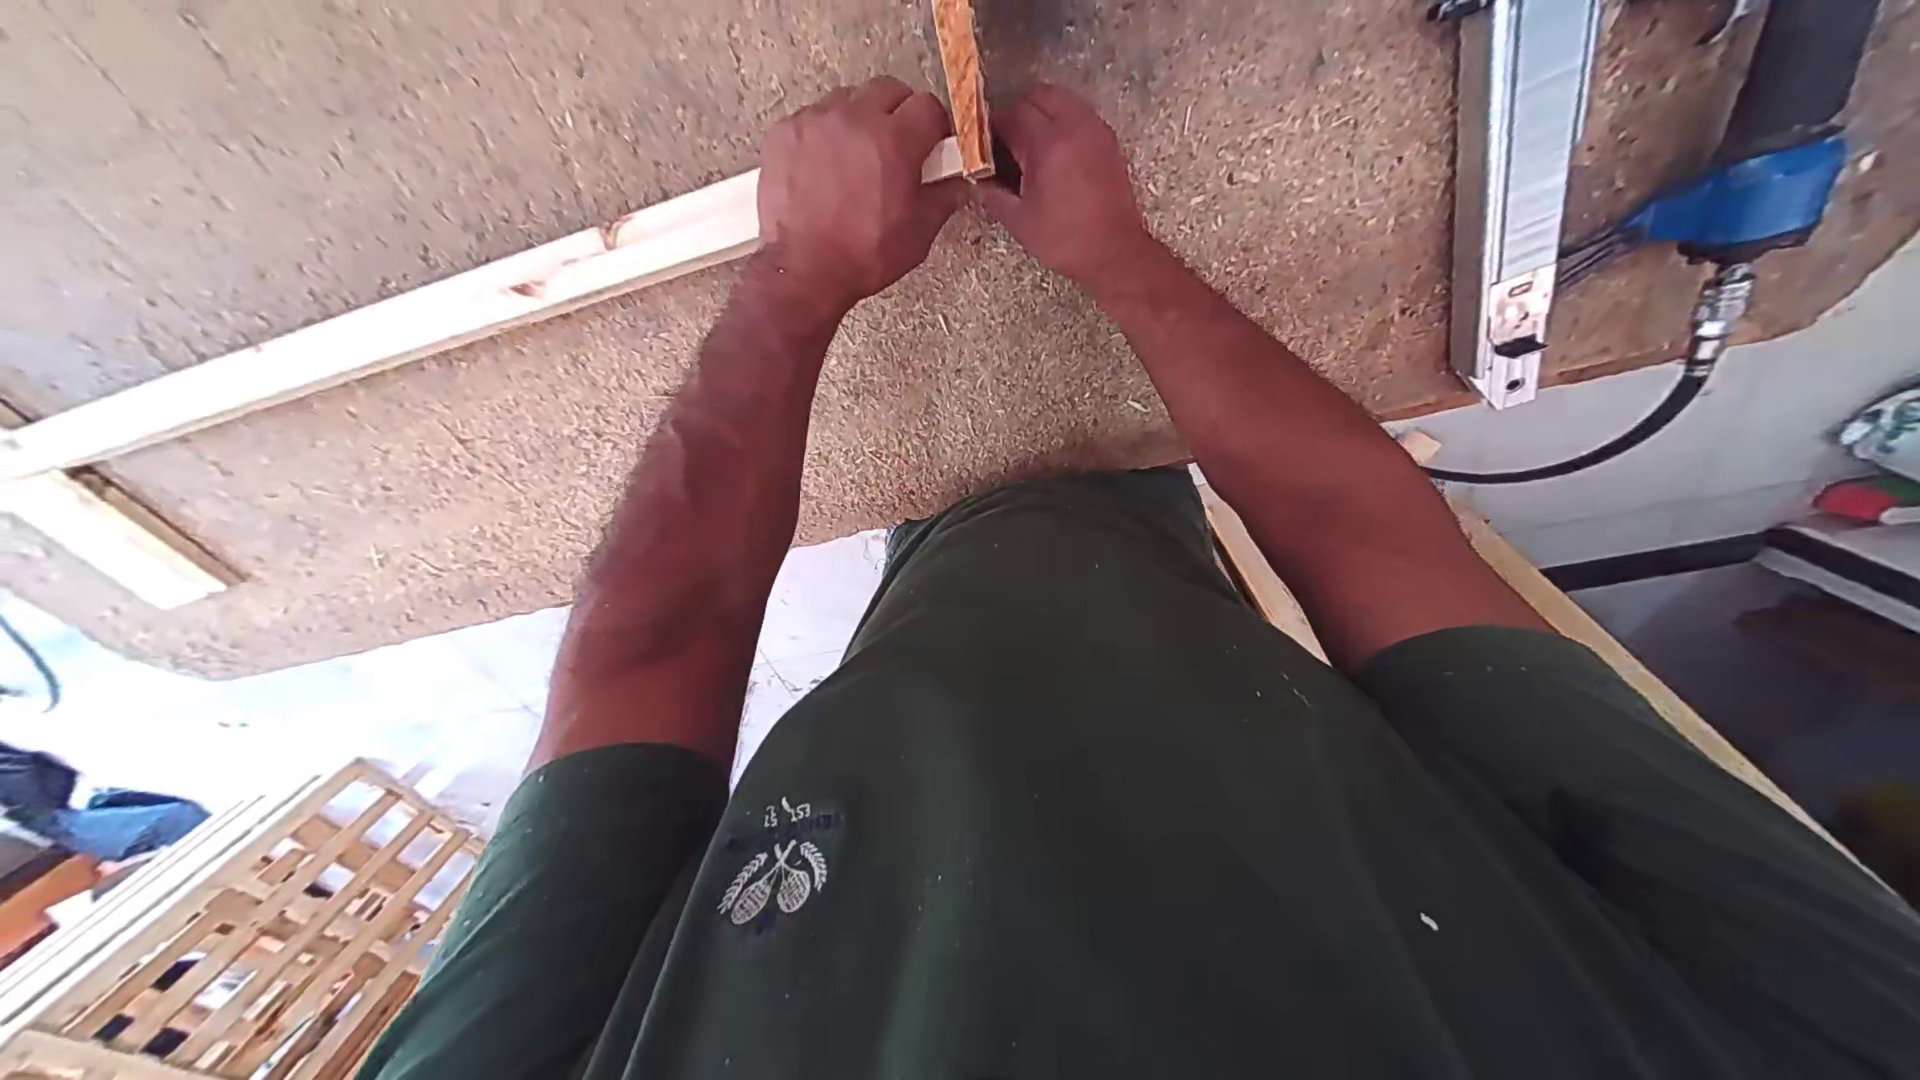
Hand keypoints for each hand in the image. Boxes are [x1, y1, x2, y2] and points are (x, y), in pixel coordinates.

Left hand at [756, 77, 967, 313]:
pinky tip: (828, 170)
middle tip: (899, 149)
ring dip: (861, 122)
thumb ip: (942, 200)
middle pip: (888, 91)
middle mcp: (855, 120)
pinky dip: (825, 137)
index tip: (933, 144)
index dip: (935, 127)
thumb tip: (956, 185)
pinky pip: (813, 118)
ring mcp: (816, 122)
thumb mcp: (917, 235)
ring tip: (859, 161)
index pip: (928, 107)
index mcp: (894, 142)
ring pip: (849, 100)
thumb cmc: (860, 257)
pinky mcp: (787, 133)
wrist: (806, 271)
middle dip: (899, 115)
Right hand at [976, 84, 1159, 289]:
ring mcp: (1094, 130)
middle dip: (1017, 114)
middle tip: (1007, 145)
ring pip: (1060, 100)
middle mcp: (1074, 126)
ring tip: (1030, 151)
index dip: (993, 130)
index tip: (986, 147)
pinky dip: (1061, 124)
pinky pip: (1078, 115)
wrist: (1112, 252)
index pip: (1012, 115)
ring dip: (1040, 116)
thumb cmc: (1066, 241)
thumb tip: (979, 181)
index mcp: (1048, 144)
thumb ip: (993, 195)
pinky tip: (1052, 156)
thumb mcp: (1019, 222)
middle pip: (1037, 95)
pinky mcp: (1107, 140)